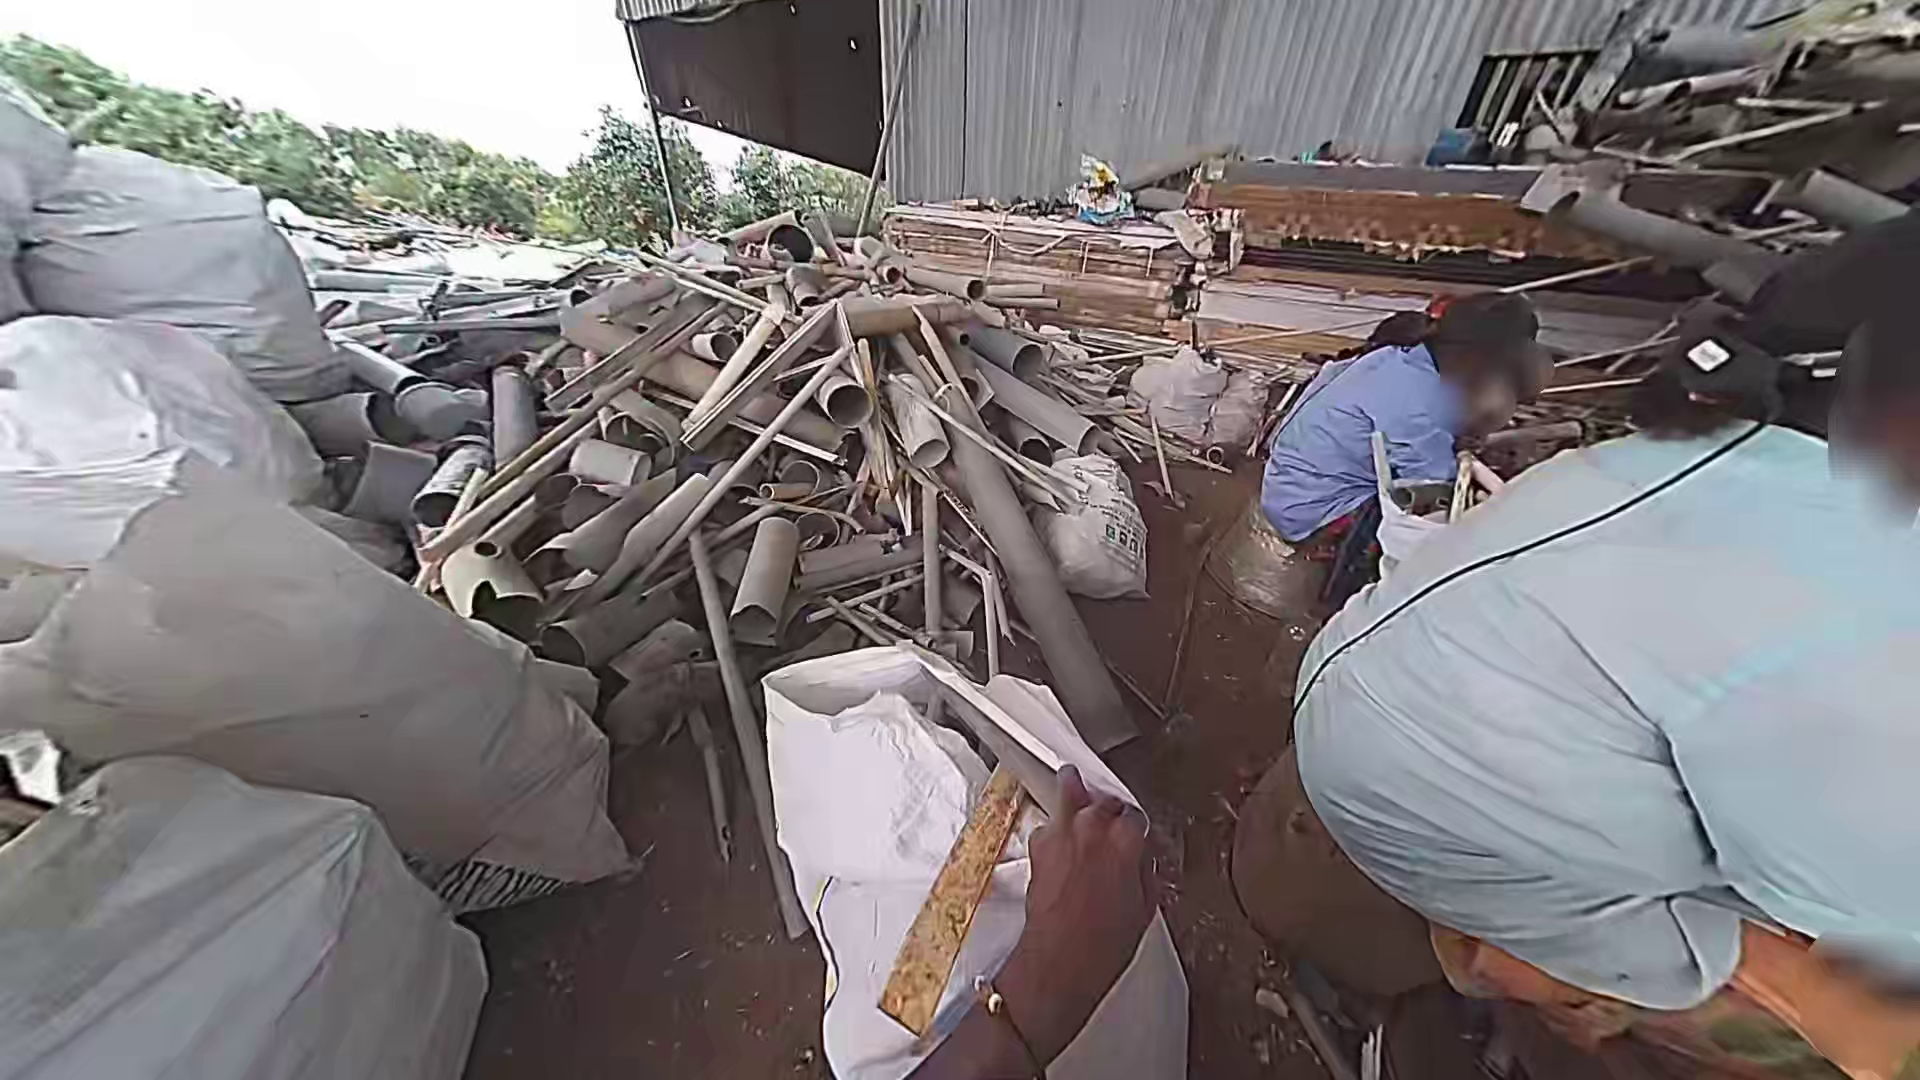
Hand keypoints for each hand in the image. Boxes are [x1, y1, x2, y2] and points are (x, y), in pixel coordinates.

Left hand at [995, 765, 1153, 1063]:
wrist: (1060, 958)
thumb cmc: (1103, 942)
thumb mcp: (1144, 906)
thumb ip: (1144, 868)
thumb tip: (1142, 855)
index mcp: (1125, 839)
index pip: (1135, 815)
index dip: (1136, 827)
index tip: (1135, 835)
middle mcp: (1093, 824)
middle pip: (1105, 797)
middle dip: (1110, 809)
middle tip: (1111, 825)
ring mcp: (1063, 827)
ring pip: (1070, 787)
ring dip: (1076, 793)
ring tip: (1078, 792)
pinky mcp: (1038, 838)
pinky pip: (1051, 821)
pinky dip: (1057, 826)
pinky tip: (1062, 846)